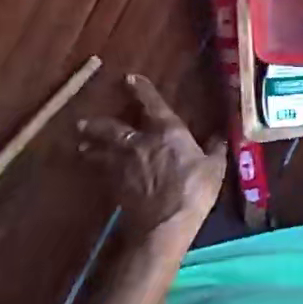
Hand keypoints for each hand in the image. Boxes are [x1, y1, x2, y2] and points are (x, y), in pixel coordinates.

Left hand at [78, 74, 226, 237]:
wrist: (164, 224)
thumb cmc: (194, 190)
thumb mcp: (214, 167)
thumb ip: (215, 149)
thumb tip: (221, 135)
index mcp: (167, 131)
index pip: (152, 104)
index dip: (141, 90)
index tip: (129, 78)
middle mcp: (140, 141)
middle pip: (112, 128)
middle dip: (98, 123)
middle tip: (82, 122)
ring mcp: (124, 164)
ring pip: (101, 150)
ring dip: (90, 146)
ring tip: (81, 144)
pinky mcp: (115, 185)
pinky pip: (103, 171)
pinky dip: (97, 168)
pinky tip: (95, 170)